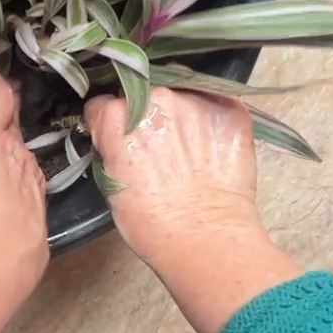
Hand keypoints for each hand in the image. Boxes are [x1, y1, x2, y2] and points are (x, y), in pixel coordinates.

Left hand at [0, 42, 47, 289]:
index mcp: (24, 181)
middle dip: (3, 98)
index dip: (9, 136)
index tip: (2, 131)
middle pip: (10, 114)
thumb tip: (14, 264)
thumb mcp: (15, 242)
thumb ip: (13, 238)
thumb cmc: (3, 250)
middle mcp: (11, 151)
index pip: (17, 148)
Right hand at [86, 88, 300, 332]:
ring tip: (184, 149)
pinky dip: (208, 120)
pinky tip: (209, 149)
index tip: (115, 140)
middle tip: (153, 148)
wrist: (205, 238)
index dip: (106, 125)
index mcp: (117, 116)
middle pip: (141, 95)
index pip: (102, 106)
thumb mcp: (109, 184)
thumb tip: (118, 140)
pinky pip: (213, 104)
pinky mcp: (230, 108)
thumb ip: (111, 148)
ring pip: (179, 95)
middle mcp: (155, 98)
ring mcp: (195, 100)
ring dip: (177, 115)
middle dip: (143, 115)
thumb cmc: (150, 222)